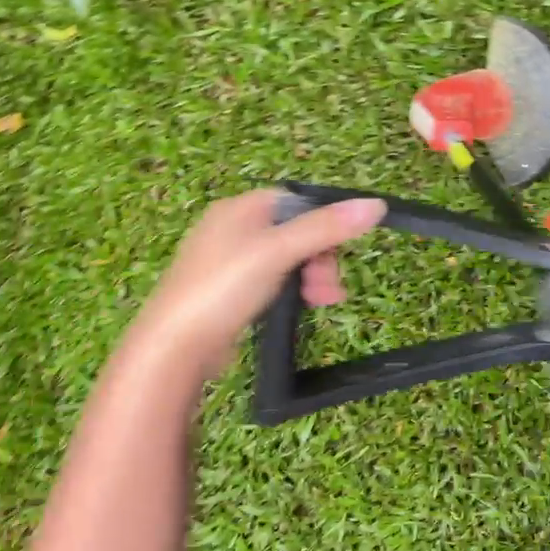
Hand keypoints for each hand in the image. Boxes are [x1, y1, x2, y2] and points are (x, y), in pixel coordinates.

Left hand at [126, 191, 385, 383]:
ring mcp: (227, 263)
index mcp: (239, 208)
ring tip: (324, 301)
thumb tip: (377, 204)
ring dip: (312, 276)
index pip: (297, 200)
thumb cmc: (224, 288)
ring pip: (288, 258)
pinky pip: (272, 281)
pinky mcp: (227, 293)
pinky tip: (303, 308)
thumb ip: (327, 227)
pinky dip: (293, 290)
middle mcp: (231, 229)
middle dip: (321, 256)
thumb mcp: (280, 251)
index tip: (342, 247)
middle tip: (330, 285)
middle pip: (296, 231)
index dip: (325, 221)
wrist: (172, 350)